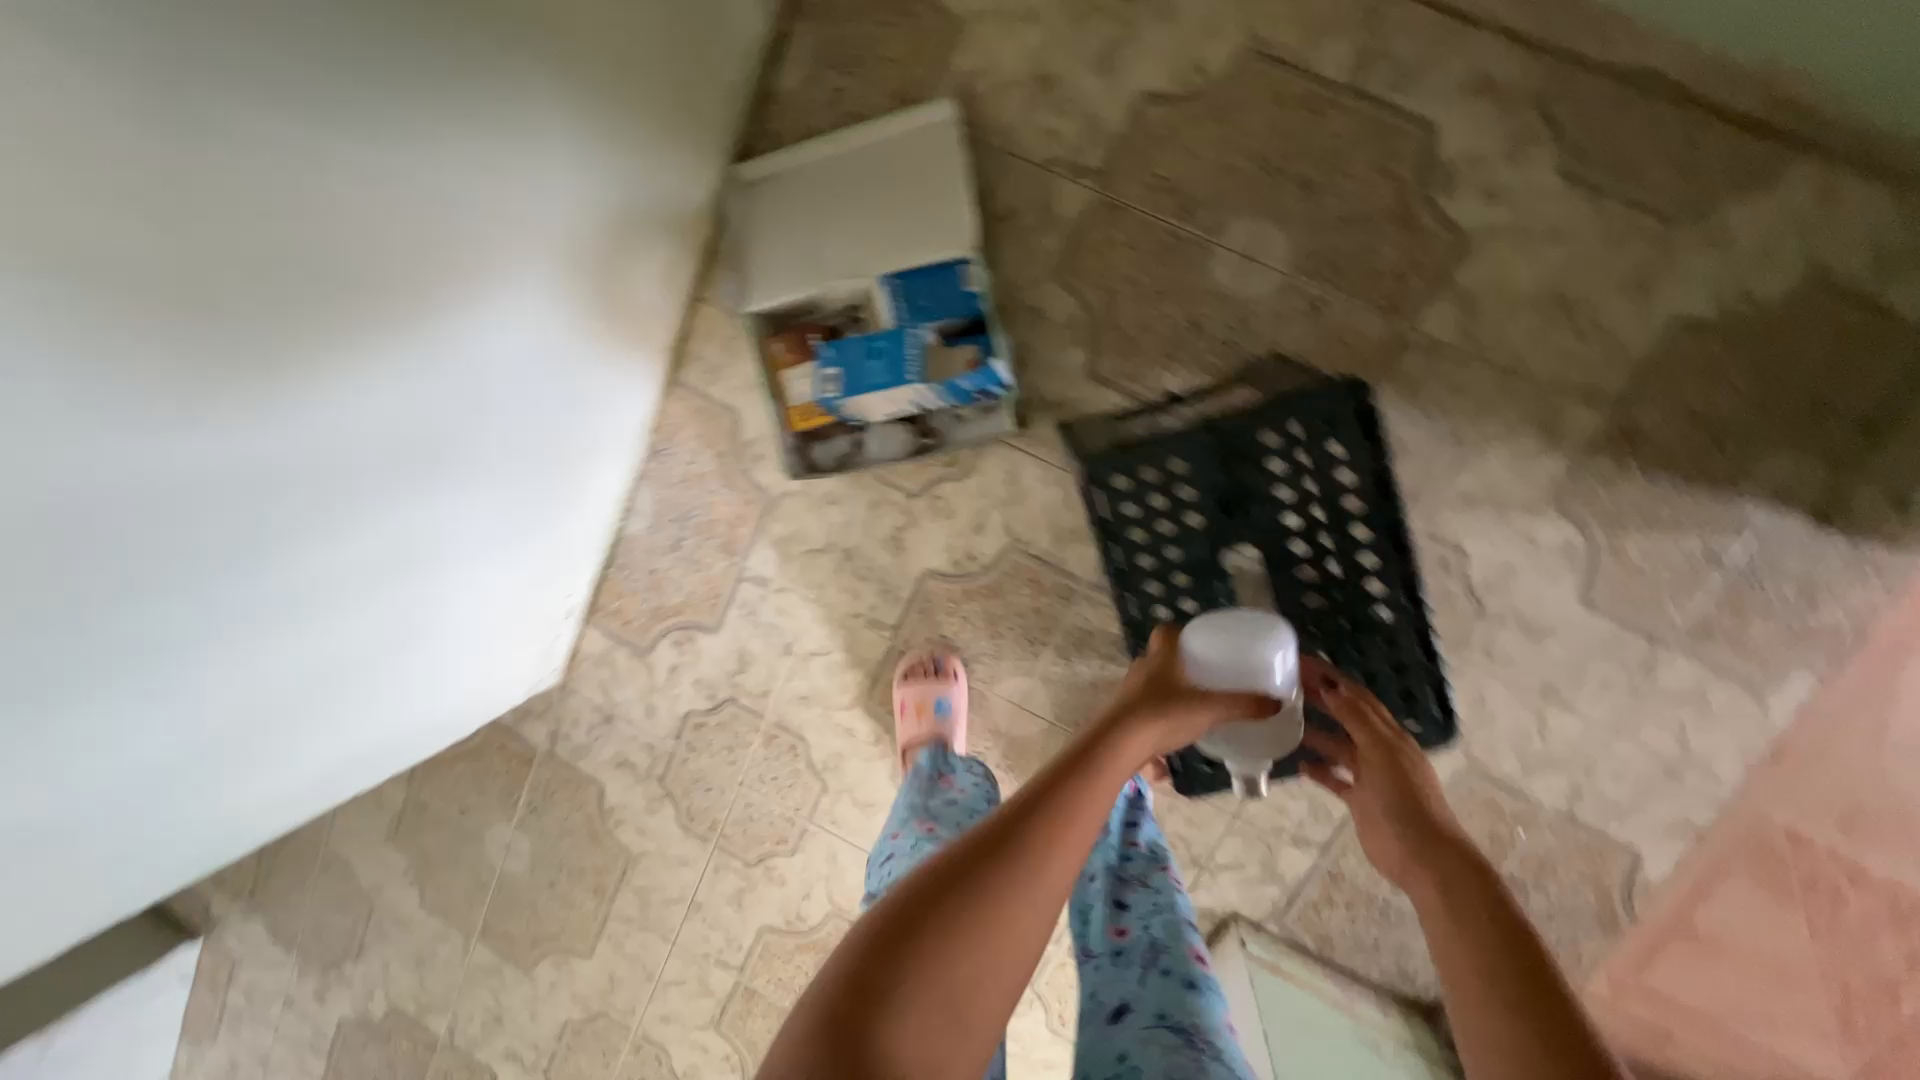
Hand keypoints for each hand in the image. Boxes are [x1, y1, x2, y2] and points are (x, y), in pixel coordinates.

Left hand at [1096, 624, 1277, 764]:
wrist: (1117, 746)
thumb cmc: (1163, 715)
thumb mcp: (1209, 709)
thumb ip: (1242, 705)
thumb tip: (1276, 702)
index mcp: (1160, 658)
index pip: (1165, 631)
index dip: (1180, 632)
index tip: (1199, 641)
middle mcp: (1141, 670)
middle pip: (1158, 658)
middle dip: (1178, 665)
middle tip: (1203, 675)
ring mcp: (1128, 693)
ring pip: (1149, 685)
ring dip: (1166, 691)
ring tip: (1191, 705)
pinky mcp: (1121, 717)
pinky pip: (1143, 710)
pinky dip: (1158, 717)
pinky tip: (1174, 733)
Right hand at [1297, 658, 1478, 894]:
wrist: (1424, 857)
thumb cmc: (1405, 800)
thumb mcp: (1382, 753)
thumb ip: (1357, 719)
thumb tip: (1333, 686)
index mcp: (1389, 736)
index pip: (1357, 697)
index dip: (1332, 678)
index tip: (1301, 662)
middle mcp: (1380, 751)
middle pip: (1347, 717)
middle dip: (1322, 698)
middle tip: (1288, 683)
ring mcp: (1370, 777)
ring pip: (1339, 747)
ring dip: (1317, 733)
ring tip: (1286, 721)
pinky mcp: (1360, 801)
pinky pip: (1336, 779)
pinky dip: (1319, 770)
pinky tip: (1300, 765)